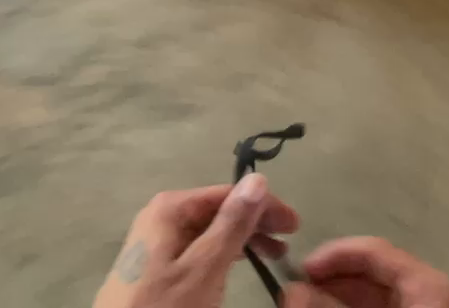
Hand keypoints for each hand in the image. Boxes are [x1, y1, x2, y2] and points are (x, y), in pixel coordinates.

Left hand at [93, 174, 300, 307]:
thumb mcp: (202, 270)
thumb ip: (230, 225)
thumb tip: (258, 178)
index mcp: (170, 208)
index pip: (227, 193)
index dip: (263, 205)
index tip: (294, 225)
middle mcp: (161, 217)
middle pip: (218, 211)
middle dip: (254, 223)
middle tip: (287, 243)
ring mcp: (155, 244)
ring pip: (208, 232)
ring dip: (241, 239)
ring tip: (271, 254)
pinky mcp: (154, 270)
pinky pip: (196, 250)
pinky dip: (221, 255)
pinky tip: (235, 264)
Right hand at [283, 237, 448, 307]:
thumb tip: (292, 292)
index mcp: (426, 286)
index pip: (374, 252)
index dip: (334, 256)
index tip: (302, 272)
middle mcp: (432, 297)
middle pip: (375, 277)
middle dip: (334, 285)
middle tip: (300, 297)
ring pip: (379, 302)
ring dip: (342, 304)